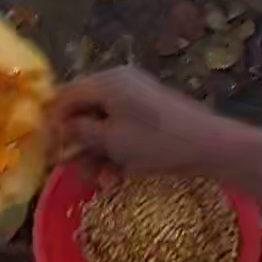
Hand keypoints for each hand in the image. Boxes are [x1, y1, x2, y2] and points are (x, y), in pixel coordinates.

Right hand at [51, 67, 249, 174]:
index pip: (66, 95)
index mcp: (107, 81)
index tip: (51, 153)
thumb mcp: (112, 140)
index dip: (55, 124)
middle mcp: (119, 82)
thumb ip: (80, 133)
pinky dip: (117, 150)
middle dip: (80, 145)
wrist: (210, 145)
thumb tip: (61, 129)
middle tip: (82, 173)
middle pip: (84, 111)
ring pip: (103, 124)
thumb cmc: (157, 141)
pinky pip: (122, 128)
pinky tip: (121, 174)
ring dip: (99, 154)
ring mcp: (137, 96)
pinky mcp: (150, 112)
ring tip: (106, 180)